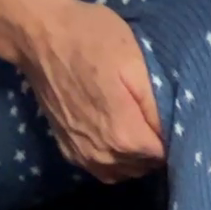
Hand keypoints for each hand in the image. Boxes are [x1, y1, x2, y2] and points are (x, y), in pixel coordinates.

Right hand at [12, 0, 163, 181]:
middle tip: (150, 118)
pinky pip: (104, 169)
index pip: (164, 155)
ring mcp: (86, 159)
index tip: (168, 120)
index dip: (170, 139)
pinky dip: (114, 159)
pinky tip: (114, 136)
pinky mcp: (70, 154)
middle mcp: (106, 158)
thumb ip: (157, 106)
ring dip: (134, 156)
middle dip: (152, 148)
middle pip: (145, 166)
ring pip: (125, 171)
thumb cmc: (91, 41)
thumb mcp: (136, 63)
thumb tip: (171, 135)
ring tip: (133, 126)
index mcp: (126, 138)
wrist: (40, 37)